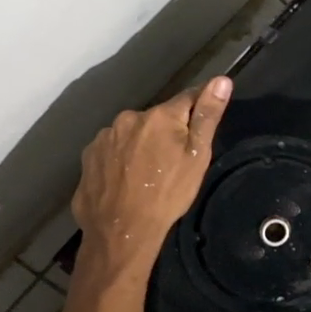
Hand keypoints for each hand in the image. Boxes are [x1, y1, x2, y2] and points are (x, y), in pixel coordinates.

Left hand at [71, 76, 231, 284]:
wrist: (122, 231)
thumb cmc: (168, 194)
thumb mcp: (197, 156)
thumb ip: (207, 115)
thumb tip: (222, 80)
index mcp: (160, 115)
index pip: (188, 98)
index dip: (199, 109)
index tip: (204, 125)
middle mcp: (129, 118)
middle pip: (157, 118)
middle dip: (166, 132)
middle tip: (175, 162)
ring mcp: (104, 138)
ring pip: (133, 134)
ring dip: (141, 145)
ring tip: (148, 175)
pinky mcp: (88, 157)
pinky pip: (112, 151)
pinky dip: (121, 160)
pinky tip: (126, 181)